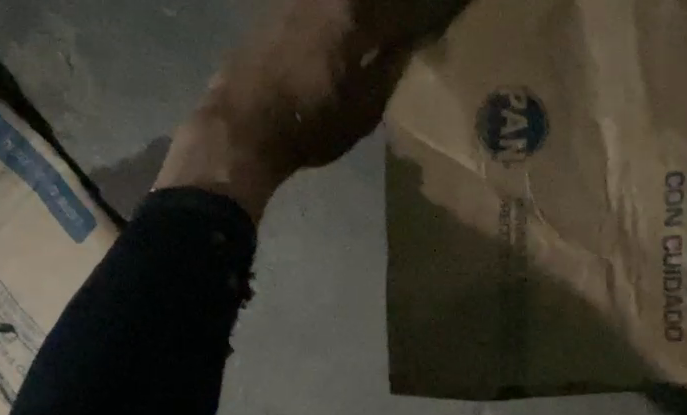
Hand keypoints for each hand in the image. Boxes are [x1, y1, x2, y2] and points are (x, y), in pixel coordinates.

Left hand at [154, 0, 471, 219]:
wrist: (240, 130)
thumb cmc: (308, 128)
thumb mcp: (362, 111)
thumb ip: (390, 70)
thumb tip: (412, 44)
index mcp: (353, 16)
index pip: (401, 8)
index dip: (427, 14)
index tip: (446, 17)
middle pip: (368, 4)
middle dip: (393, 12)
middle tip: (414, 19)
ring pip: (341, 3)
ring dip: (366, 13)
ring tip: (384, 23)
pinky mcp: (275, 10)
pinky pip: (320, 5)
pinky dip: (340, 13)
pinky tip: (347, 25)